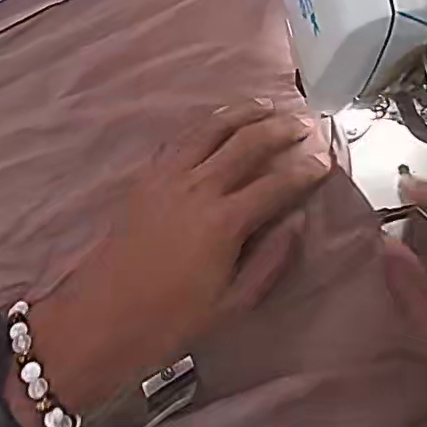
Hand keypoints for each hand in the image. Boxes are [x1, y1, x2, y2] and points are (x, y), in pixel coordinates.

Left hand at [19, 101, 330, 419]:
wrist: (103, 317)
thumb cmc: (170, 319)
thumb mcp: (233, 305)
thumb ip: (271, 261)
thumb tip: (297, 223)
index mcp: (223, 221)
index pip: (276, 184)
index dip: (305, 171)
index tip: (323, 161)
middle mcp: (197, 188)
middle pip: (246, 143)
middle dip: (279, 129)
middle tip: (301, 123)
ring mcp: (167, 177)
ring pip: (210, 130)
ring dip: (241, 114)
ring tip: (263, 106)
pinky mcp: (145, 178)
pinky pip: (179, 139)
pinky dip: (204, 125)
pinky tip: (214, 124)